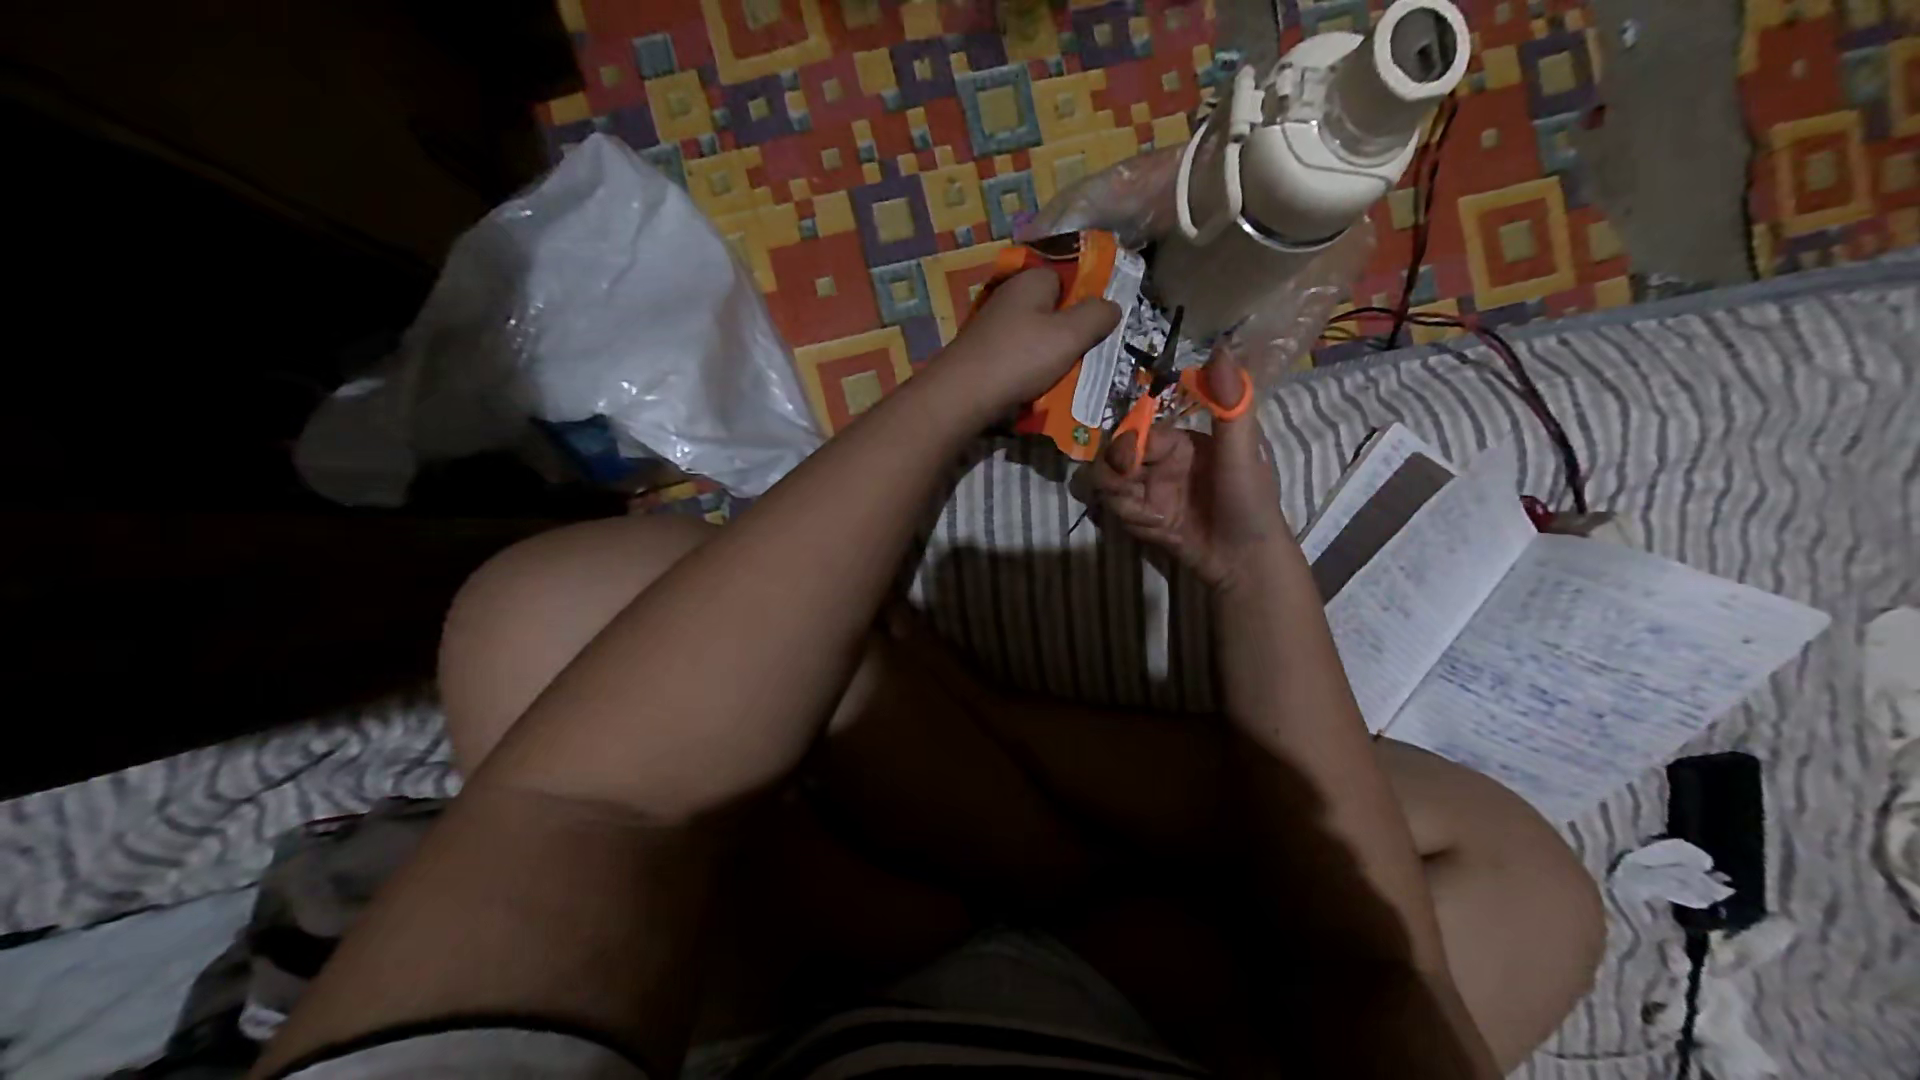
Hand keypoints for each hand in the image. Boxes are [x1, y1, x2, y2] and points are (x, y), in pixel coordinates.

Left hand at [929, 268, 1119, 421]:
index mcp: (1030, 280)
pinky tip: (1038, 388)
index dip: (1085, 299)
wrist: (963, 395)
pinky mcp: (983, 354)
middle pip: (1051, 310)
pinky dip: (1030, 371)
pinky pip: (1018, 358)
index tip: (1099, 325)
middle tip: (1088, 355)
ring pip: (1035, 337)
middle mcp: (1009, 297)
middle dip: (1070, 332)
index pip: (1067, 277)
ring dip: (1051, 356)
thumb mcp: (1070, 334)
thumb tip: (1113, 305)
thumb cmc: (1020, 357)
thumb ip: (1096, 316)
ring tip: (1067, 376)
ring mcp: (993, 326)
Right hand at [1090, 351, 1290, 588]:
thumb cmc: (1251, 502)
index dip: (1129, 441)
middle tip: (1126, 487)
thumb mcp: (1244, 450)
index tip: (1129, 457)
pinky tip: (1156, 529)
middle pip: (1115, 454)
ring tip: (1147, 516)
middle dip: (1115, 470)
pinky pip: (1116, 508)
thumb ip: (1230, 402)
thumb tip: (1223, 347)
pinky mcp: (1141, 517)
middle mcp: (1161, 462)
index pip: (1140, 431)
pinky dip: (1131, 518)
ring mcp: (1148, 491)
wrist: (1244, 562)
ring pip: (1109, 482)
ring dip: (1121, 498)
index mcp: (1183, 441)